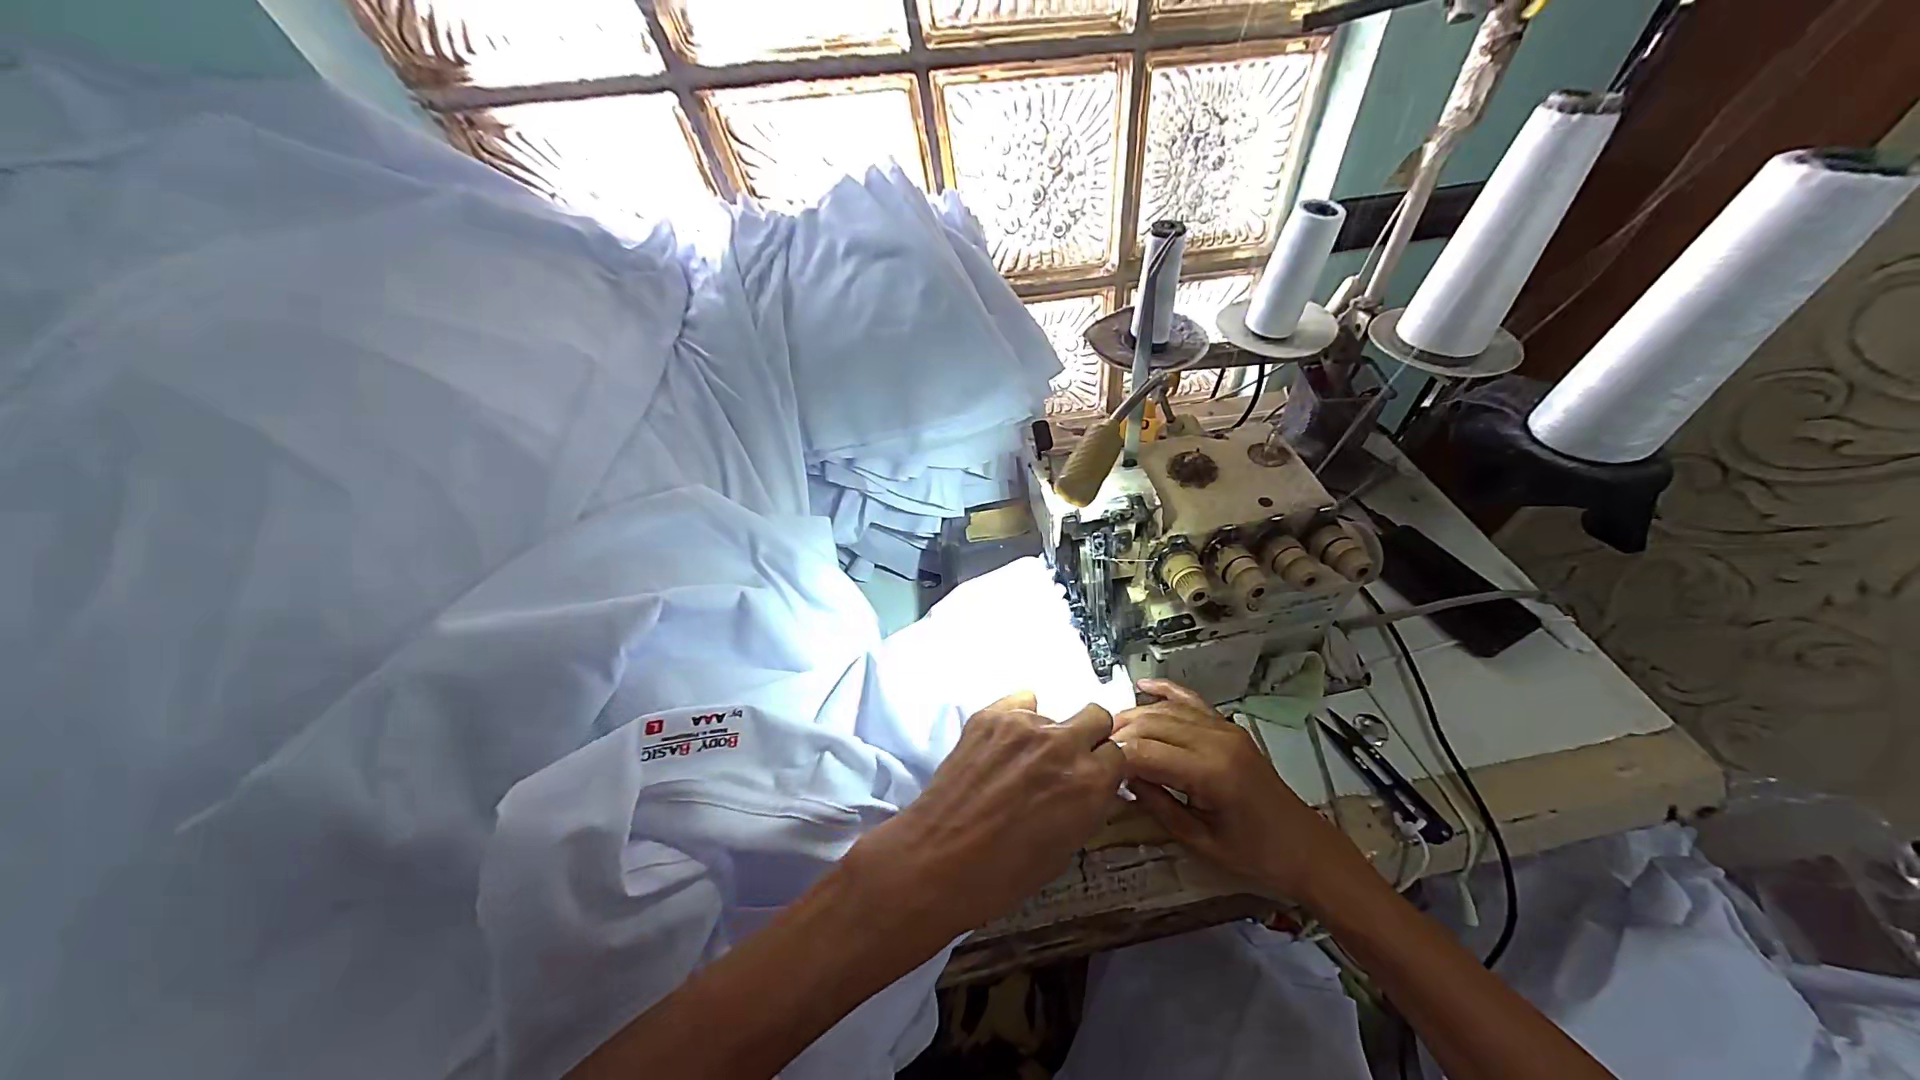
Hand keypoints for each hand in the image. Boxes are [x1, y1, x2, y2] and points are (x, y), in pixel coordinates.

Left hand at [842, 692, 1125, 942]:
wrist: (937, 860)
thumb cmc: (1003, 873)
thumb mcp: (1067, 847)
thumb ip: (1087, 805)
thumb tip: (1092, 786)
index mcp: (1090, 783)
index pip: (1119, 752)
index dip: (1106, 765)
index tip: (1094, 774)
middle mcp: (1063, 745)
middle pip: (1096, 716)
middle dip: (1088, 736)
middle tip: (1066, 760)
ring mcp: (1024, 726)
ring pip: (1054, 713)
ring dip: (1047, 733)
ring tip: (1020, 762)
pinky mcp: (990, 716)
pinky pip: (1019, 702)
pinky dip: (1017, 717)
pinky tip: (1003, 744)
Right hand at [1113, 679, 1372, 906]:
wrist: (1307, 850)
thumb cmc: (1256, 856)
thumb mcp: (1200, 841)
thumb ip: (1158, 805)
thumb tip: (1121, 778)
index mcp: (1211, 773)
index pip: (1146, 751)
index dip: (1116, 756)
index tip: (1094, 766)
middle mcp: (1217, 741)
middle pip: (1152, 723)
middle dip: (1120, 733)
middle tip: (1095, 750)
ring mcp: (1225, 729)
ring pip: (1167, 710)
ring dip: (1135, 715)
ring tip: (1109, 730)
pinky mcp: (1230, 728)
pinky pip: (1192, 701)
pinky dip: (1167, 691)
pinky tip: (1143, 685)